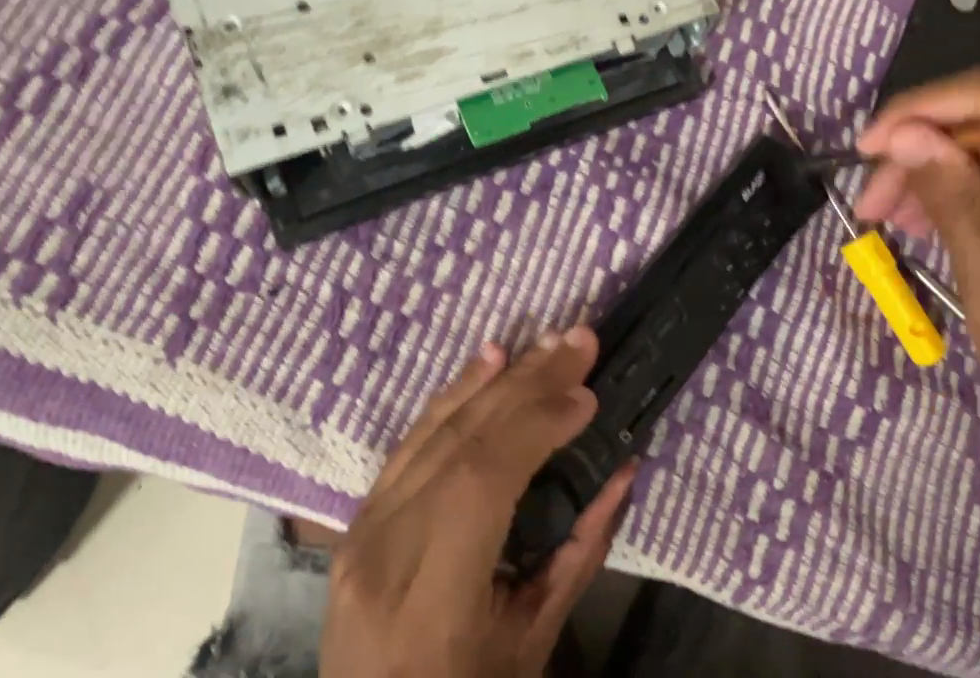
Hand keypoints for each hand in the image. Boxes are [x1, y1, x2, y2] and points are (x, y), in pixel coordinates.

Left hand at [320, 326, 637, 677]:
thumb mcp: (533, 639)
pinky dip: (452, 396)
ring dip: (494, 380)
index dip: (535, 426)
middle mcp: (384, 550)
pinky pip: (410, 442)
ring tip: (542, 342)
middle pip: (458, 442)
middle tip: (578, 340)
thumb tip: (623, 469)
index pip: (482, 482)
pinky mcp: (356, 517)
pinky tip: (486, 362)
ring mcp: (360, 529)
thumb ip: (579, 551)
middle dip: (527, 384)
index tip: (586, 394)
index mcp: (431, 597)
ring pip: (431, 431)